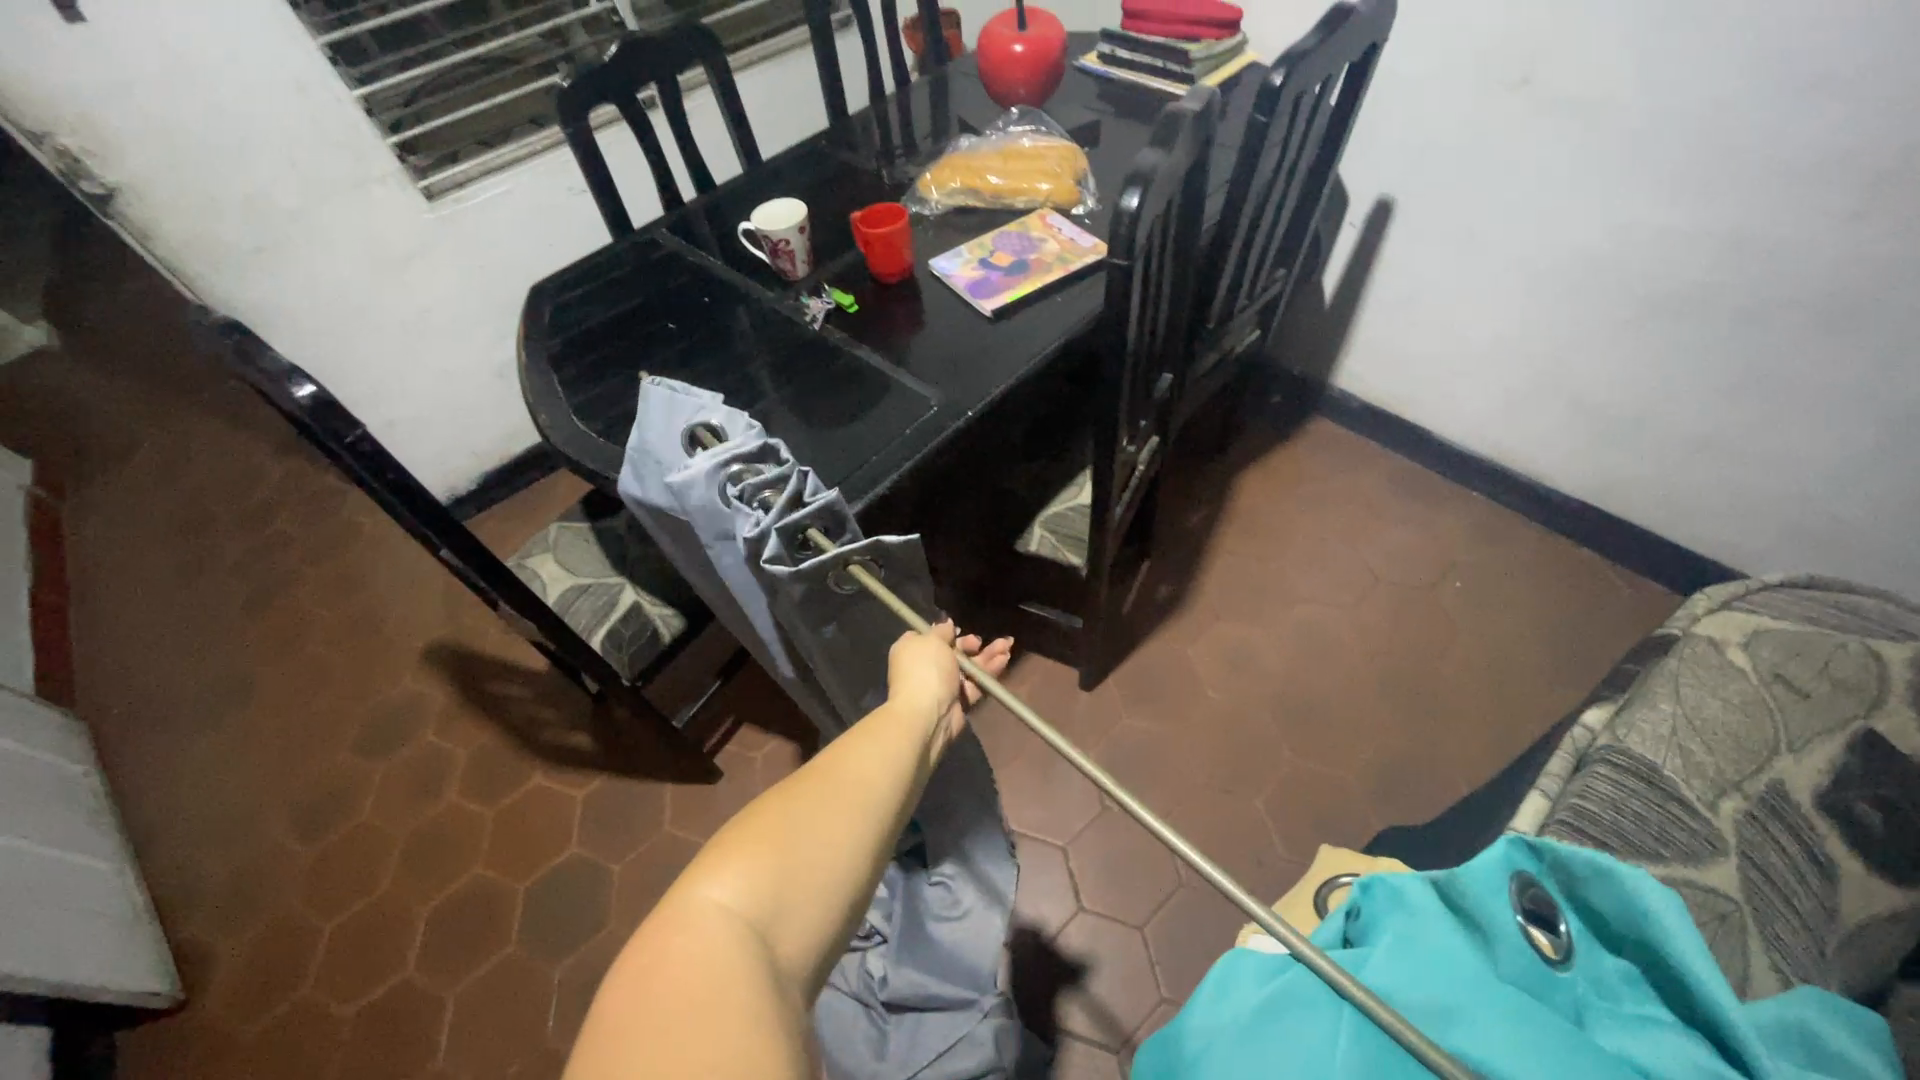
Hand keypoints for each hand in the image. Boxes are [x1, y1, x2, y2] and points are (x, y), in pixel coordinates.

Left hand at [886, 621, 1013, 760]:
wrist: (927, 713)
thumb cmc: (925, 670)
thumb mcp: (932, 641)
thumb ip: (942, 630)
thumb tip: (946, 624)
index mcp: (913, 650)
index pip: (930, 638)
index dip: (946, 633)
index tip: (959, 630)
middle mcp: (926, 667)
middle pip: (953, 652)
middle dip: (971, 644)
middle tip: (979, 641)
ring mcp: (943, 685)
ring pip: (968, 667)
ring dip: (987, 655)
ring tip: (1007, 644)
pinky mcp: (959, 700)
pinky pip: (975, 682)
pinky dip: (989, 671)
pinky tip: (1004, 660)